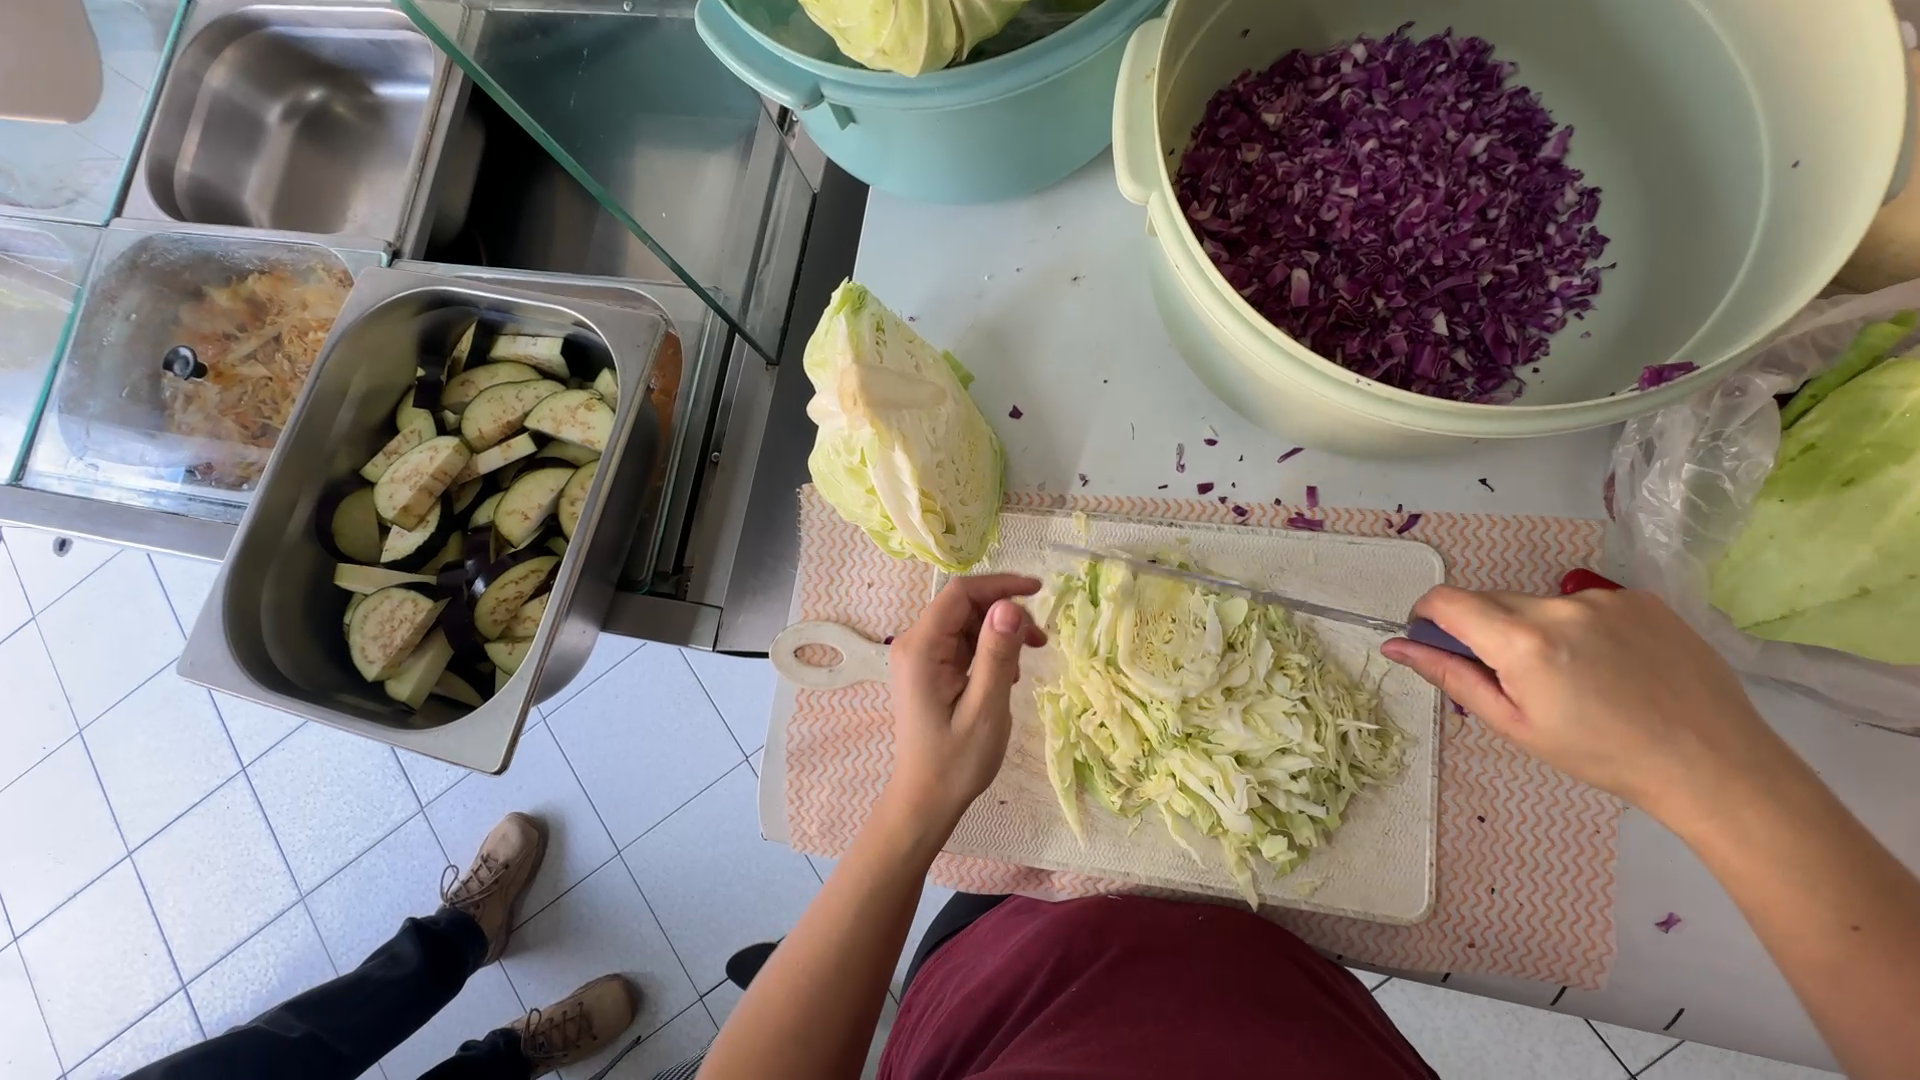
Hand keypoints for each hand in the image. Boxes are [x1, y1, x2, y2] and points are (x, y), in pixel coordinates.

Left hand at [885, 574, 1046, 827]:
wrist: (925, 800)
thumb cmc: (955, 761)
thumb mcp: (985, 708)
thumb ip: (996, 654)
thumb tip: (1009, 606)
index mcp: (922, 648)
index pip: (960, 593)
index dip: (1000, 585)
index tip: (1039, 592)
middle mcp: (914, 644)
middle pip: (963, 605)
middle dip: (1004, 612)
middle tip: (1040, 640)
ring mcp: (919, 657)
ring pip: (966, 623)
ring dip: (999, 632)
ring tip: (1026, 661)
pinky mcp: (928, 670)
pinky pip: (962, 643)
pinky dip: (988, 650)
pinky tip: (1006, 676)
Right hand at [1380, 586, 1784, 820]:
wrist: (1714, 763)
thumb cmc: (1600, 754)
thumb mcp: (1513, 724)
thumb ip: (1450, 676)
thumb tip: (1395, 646)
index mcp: (1521, 641)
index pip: (1445, 600)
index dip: (1427, 617)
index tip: (1436, 645)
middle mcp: (1558, 606)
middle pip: (1489, 600)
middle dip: (1483, 630)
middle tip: (1513, 678)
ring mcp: (1604, 598)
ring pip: (1535, 603)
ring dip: (1531, 629)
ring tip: (1573, 676)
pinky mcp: (1641, 598)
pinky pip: (1582, 603)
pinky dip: (1577, 627)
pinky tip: (1608, 664)